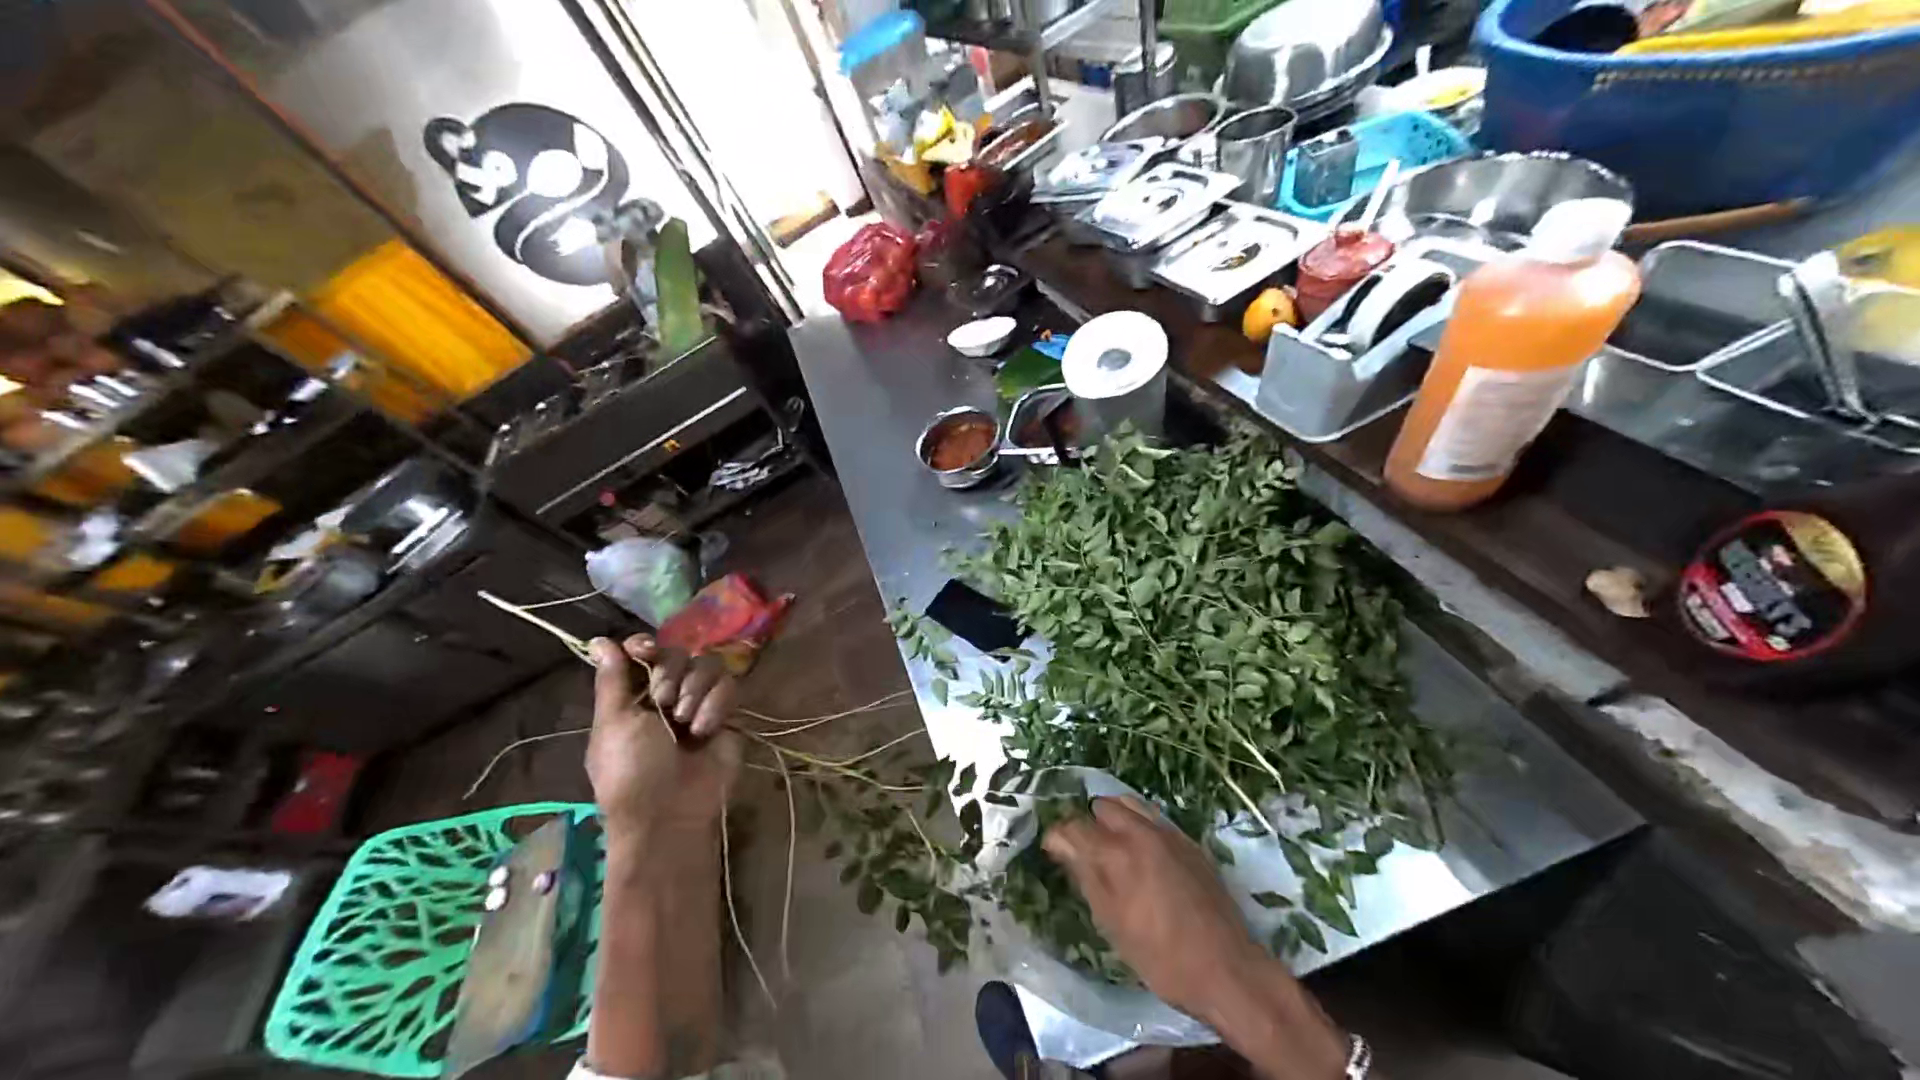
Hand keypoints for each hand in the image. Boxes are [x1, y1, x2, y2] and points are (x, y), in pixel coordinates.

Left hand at [587, 635, 739, 838]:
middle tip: (664, 701)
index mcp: (634, 697)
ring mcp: (700, 704)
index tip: (644, 650)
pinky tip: (704, 731)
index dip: (646, 646)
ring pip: (708, 665)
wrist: (670, 811)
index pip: (645, 652)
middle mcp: (669, 695)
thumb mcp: (612, 723)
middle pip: (678, 653)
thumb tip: (598, 641)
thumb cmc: (630, 769)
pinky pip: (729, 687)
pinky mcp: (728, 715)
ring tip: (685, 720)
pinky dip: (715, 705)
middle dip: (670, 673)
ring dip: (695, 688)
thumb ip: (612, 679)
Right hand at [1044, 797, 1348, 1079]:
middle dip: (1087, 823)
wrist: (1228, 969)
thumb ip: (1085, 876)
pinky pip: (1154, 817)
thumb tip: (1061, 846)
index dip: (1057, 838)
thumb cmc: (1160, 957)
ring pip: (1129, 803)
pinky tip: (1141, 851)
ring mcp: (1169, 833)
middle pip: (1101, 806)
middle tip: (1084, 851)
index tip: (1053, 852)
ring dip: (1114, 818)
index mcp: (1115, 853)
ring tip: (1111, 844)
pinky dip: (1139, 824)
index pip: (1072, 827)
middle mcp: (1140, 832)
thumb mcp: (1111, 923)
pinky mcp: (1189, 842)